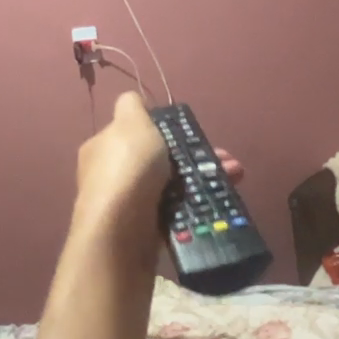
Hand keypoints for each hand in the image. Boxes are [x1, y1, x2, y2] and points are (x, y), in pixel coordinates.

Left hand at [71, 93, 243, 262]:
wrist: (119, 235)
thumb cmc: (128, 169)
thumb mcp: (131, 123)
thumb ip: (133, 106)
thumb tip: (135, 102)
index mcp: (103, 147)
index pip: (135, 131)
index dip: (165, 130)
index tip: (194, 132)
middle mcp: (111, 175)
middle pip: (158, 159)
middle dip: (195, 156)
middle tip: (226, 160)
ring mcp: (128, 205)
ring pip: (172, 186)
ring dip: (205, 179)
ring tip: (234, 176)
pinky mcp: (144, 232)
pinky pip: (176, 213)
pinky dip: (198, 206)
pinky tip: (221, 203)